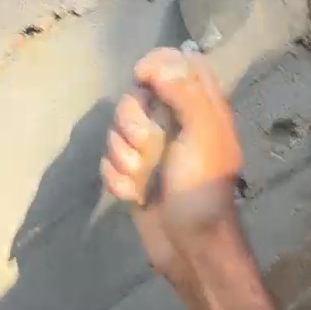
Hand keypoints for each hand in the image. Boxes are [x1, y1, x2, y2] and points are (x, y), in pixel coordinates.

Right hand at [100, 47, 244, 295]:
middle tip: (148, 144)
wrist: (191, 247)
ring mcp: (151, 149)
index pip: (178, 62)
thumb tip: (153, 64)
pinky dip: (118, 180)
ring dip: (125, 157)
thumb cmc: (202, 188)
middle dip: (132, 123)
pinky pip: (108, 162)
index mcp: (199, 106)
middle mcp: (174, 122)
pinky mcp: (133, 174)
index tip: (144, 78)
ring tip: (144, 179)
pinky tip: (136, 196)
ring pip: (116, 131)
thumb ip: (184, 91)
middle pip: (136, 96)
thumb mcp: (202, 132)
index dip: (157, 63)